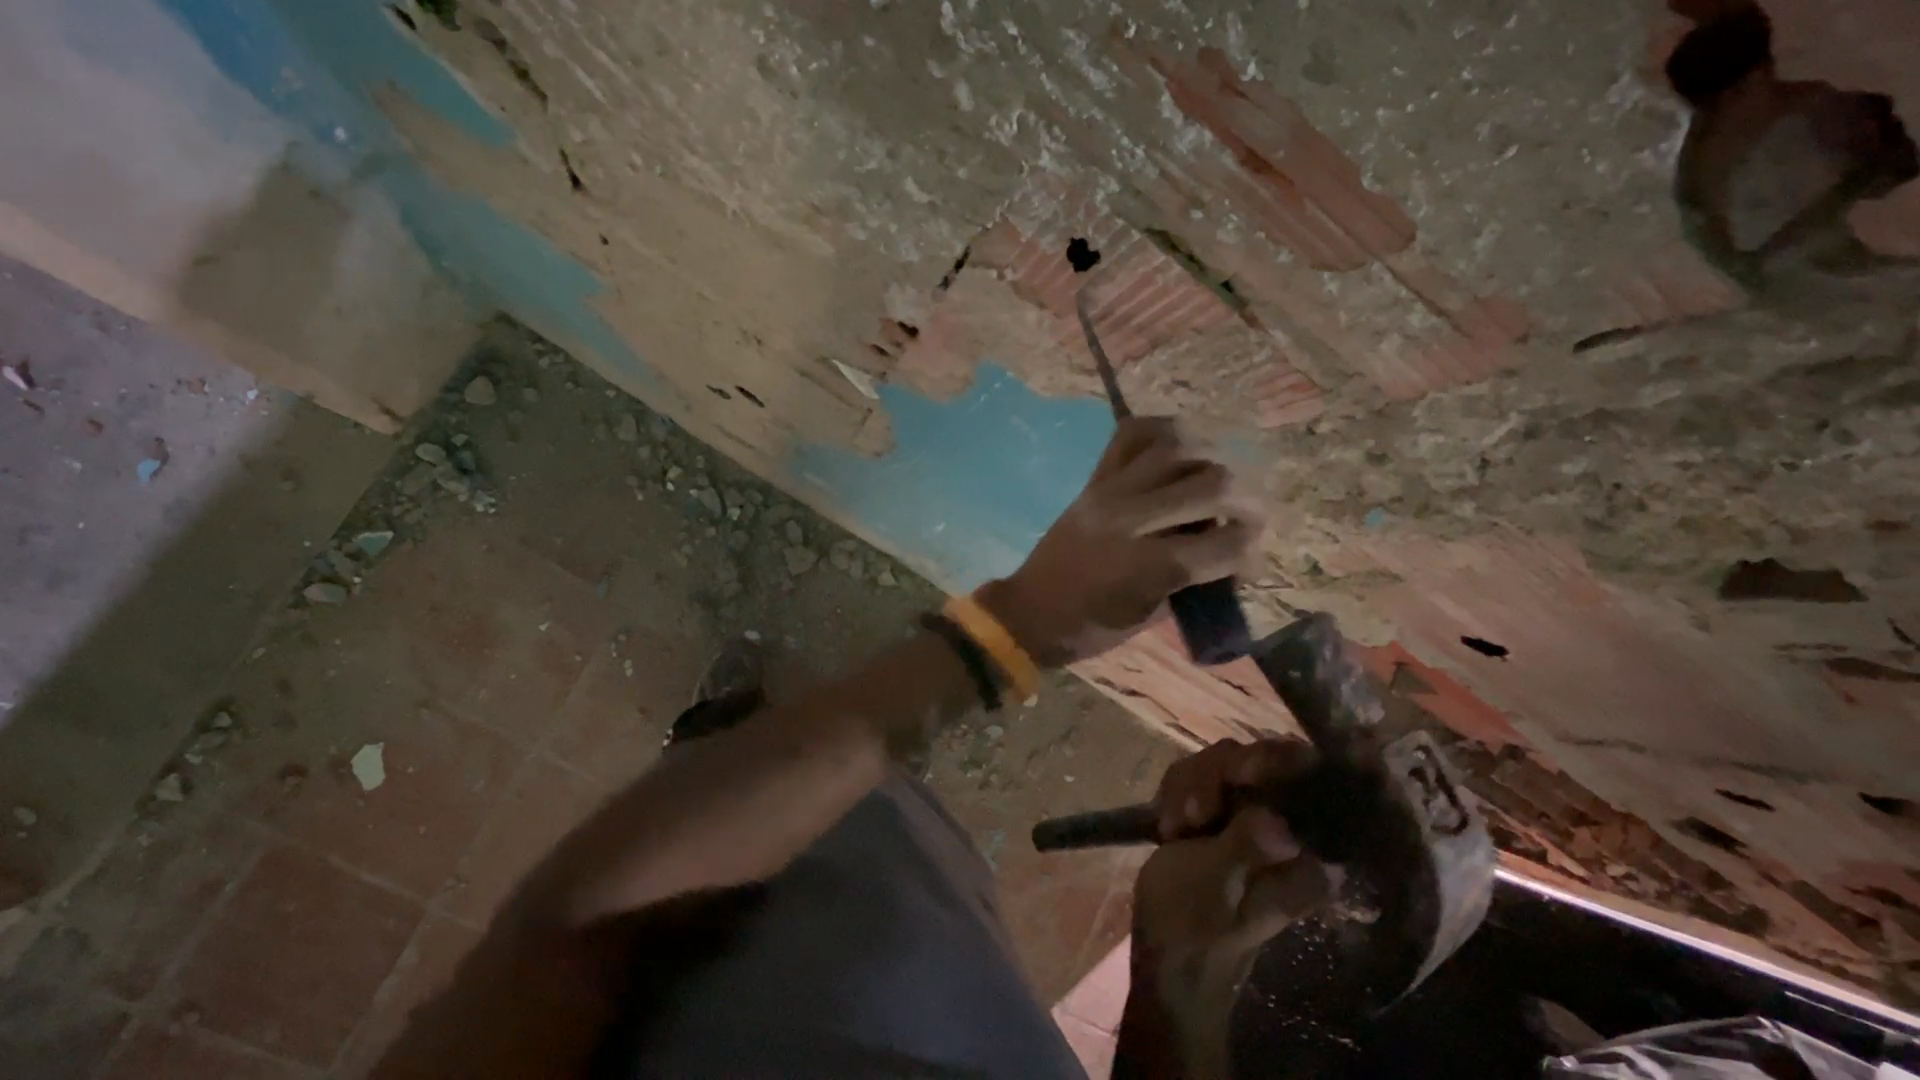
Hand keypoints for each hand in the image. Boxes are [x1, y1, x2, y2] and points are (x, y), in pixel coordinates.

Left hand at [979, 418, 1263, 667]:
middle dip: (1247, 503)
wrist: (1030, 611)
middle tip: (1250, 518)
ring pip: (1177, 447)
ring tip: (1219, 482)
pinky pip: (1132, 434)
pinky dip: (1165, 432)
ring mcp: (1110, 491)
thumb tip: (1235, 552)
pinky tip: (1183, 449)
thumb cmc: (1091, 628)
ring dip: (1212, 461)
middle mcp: (1131, 518)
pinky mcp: (1094, 478)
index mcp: (1147, 566)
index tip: (1250, 561)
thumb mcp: (1151, 616)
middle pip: (1212, 484)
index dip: (1251, 551)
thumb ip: (1195, 581)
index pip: (1225, 543)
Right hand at [1131, 739, 1329, 1076]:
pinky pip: (1205, 777)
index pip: (1307, 777)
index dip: (1270, 762)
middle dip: (1215, 776)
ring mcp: (1258, 819)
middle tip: (1188, 815)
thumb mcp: (1212, 888)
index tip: (1234, 773)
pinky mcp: (1228, 817)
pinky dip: (1179, 793)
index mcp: (1309, 854)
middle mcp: (1293, 830)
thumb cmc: (1189, 929)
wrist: (1165, 961)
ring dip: (1190, 787)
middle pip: (1263, 759)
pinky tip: (1167, 826)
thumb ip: (1245, 847)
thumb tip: (1281, 823)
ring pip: (1228, 762)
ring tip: (1171, 828)